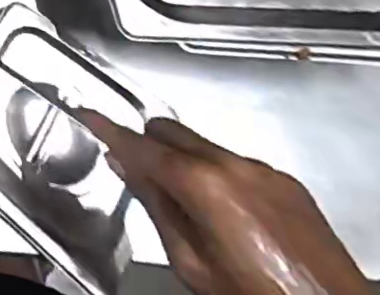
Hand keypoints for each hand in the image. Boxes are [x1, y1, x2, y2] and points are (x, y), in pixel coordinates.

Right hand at [77, 113, 372, 294]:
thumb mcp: (192, 264)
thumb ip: (155, 206)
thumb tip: (126, 167)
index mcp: (201, 184)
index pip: (140, 145)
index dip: (108, 129)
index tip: (89, 115)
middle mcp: (232, 165)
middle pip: (169, 130)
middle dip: (150, 145)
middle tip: (141, 173)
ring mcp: (266, 172)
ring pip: (203, 146)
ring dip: (186, 161)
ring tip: (192, 205)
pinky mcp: (290, 185)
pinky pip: (237, 165)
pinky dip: (220, 176)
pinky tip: (230, 214)